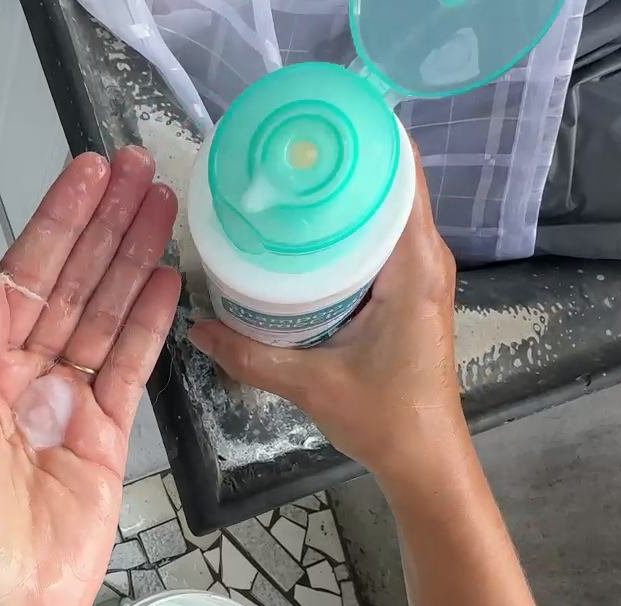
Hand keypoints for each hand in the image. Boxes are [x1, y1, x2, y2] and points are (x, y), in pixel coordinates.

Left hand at [0, 149, 180, 605]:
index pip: (22, 282)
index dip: (55, 227)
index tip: (87, 177)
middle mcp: (24, 378)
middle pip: (71, 287)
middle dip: (103, 228)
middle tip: (139, 168)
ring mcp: (69, 406)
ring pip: (106, 318)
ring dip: (133, 262)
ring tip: (164, 207)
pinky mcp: (108, 439)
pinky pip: (131, 370)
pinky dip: (150, 326)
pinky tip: (167, 281)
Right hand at [188, 166, 460, 475]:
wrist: (422, 459)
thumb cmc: (384, 418)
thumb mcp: (310, 385)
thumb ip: (250, 356)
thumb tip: (197, 330)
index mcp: (414, 267)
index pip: (400, 177)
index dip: (363, 143)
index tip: (313, 131)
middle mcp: (424, 261)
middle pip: (387, 190)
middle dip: (339, 170)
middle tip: (281, 164)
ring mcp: (417, 279)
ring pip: (380, 220)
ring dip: (340, 204)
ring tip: (286, 193)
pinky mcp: (406, 297)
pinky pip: (376, 249)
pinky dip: (343, 237)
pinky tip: (302, 244)